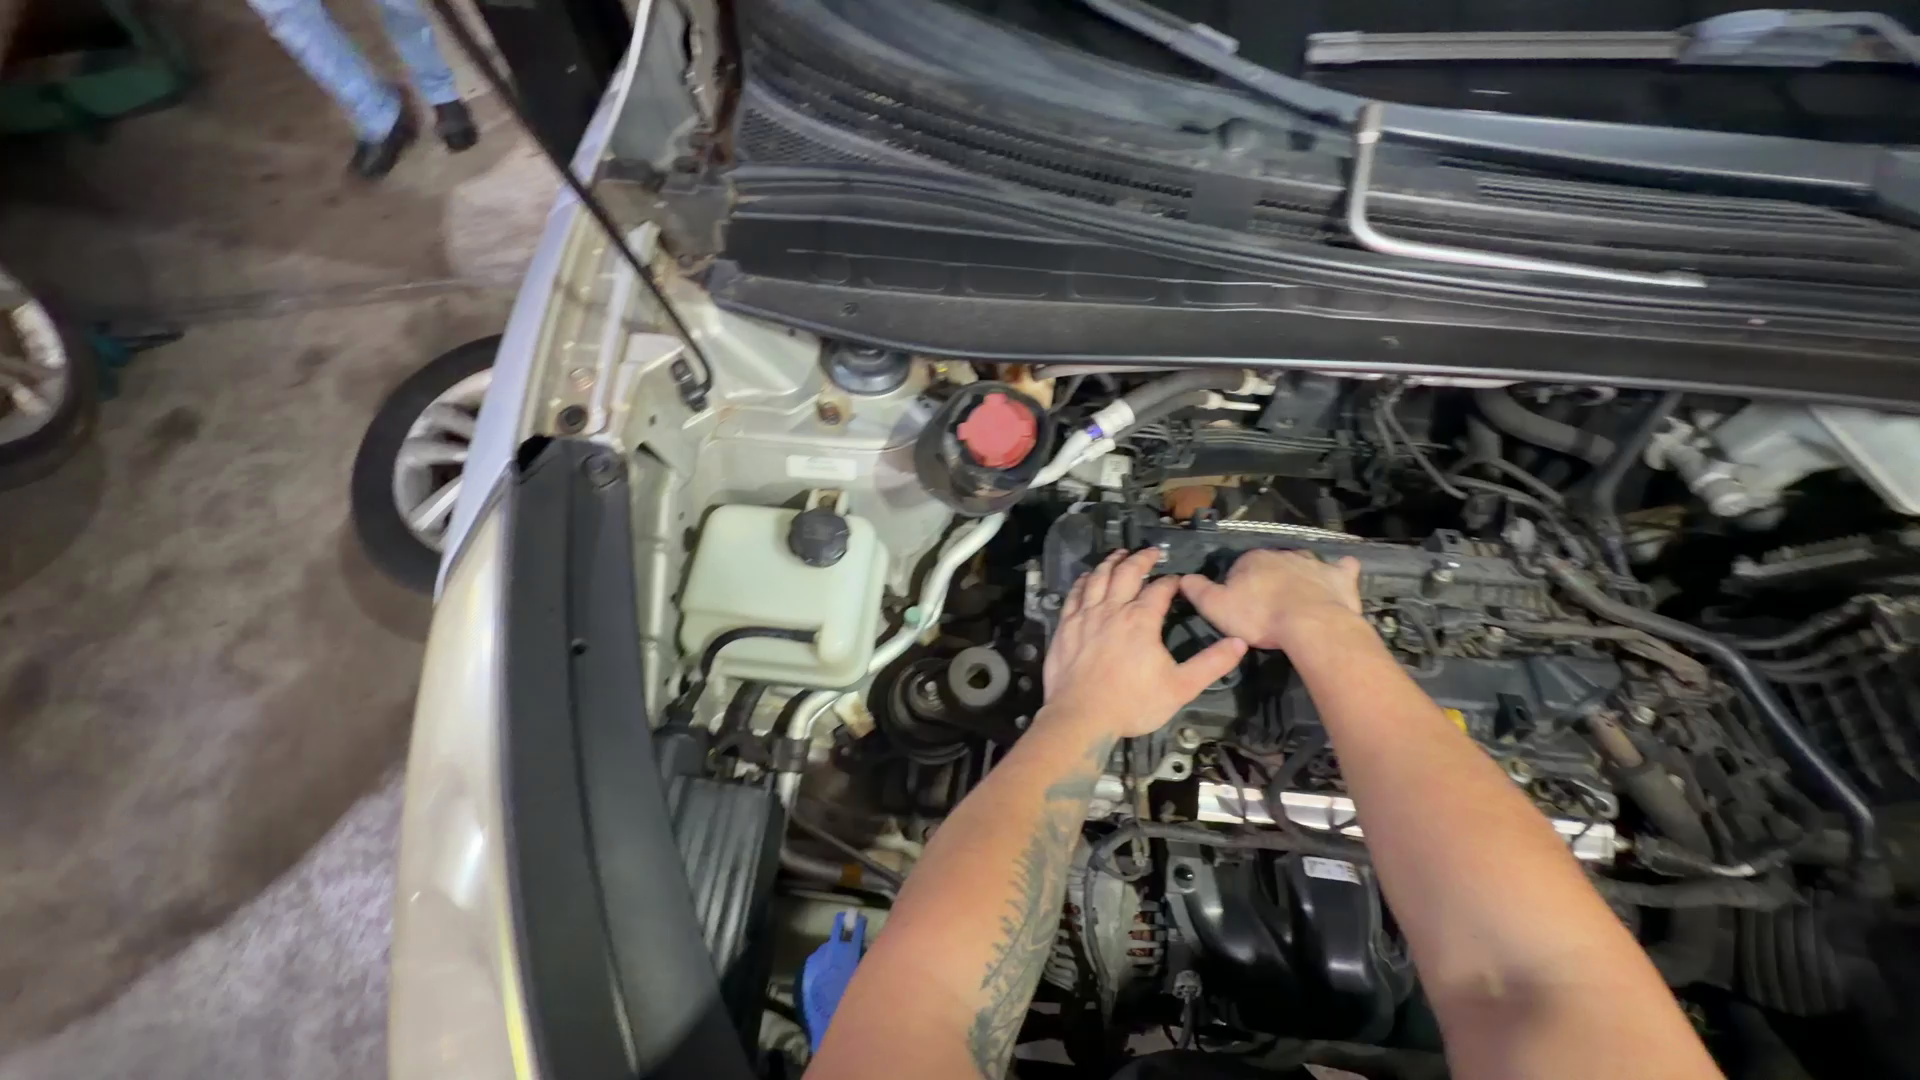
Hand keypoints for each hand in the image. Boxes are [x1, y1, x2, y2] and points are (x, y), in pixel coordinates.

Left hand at [1043, 550, 1248, 737]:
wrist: (1081, 717)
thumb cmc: (1132, 703)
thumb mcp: (1181, 687)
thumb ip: (1211, 663)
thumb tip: (1240, 642)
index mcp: (1141, 619)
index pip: (1160, 589)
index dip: (1171, 581)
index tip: (1178, 580)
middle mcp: (1112, 609)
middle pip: (1127, 572)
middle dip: (1141, 559)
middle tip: (1151, 552)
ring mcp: (1085, 615)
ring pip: (1098, 578)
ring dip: (1111, 562)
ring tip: (1119, 554)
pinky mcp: (1065, 626)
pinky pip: (1074, 594)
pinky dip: (1083, 581)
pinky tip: (1087, 578)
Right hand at [1178, 549, 1364, 651]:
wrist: (1310, 626)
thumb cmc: (1260, 617)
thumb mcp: (1216, 608)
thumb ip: (1197, 591)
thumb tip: (1182, 578)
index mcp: (1252, 560)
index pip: (1239, 568)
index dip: (1238, 585)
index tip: (1240, 605)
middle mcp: (1282, 554)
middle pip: (1271, 565)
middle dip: (1268, 579)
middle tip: (1266, 606)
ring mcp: (1313, 563)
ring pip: (1302, 564)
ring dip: (1299, 574)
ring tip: (1296, 597)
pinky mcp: (1339, 577)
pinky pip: (1341, 568)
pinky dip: (1339, 570)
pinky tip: (1339, 574)